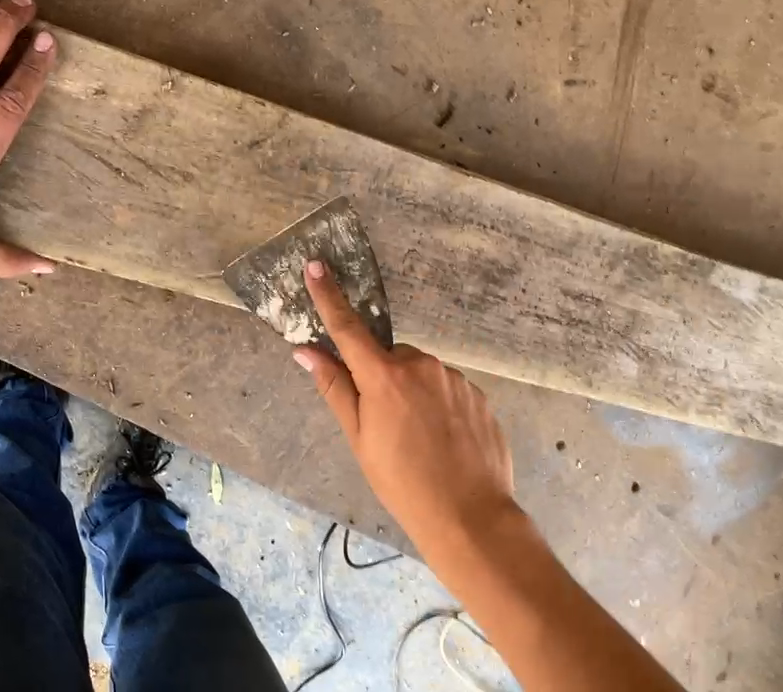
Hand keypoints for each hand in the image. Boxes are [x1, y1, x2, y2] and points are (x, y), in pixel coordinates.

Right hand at [295, 261, 518, 556]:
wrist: (471, 517)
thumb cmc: (402, 482)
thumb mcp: (359, 439)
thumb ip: (334, 388)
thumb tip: (304, 351)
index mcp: (383, 376)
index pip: (347, 327)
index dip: (328, 295)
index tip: (315, 265)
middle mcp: (420, 365)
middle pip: (388, 357)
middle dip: (381, 377)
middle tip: (384, 422)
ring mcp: (453, 378)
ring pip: (420, 373)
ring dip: (412, 392)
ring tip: (418, 439)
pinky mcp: (477, 395)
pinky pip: (447, 388)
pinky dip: (438, 405)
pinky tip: (443, 441)